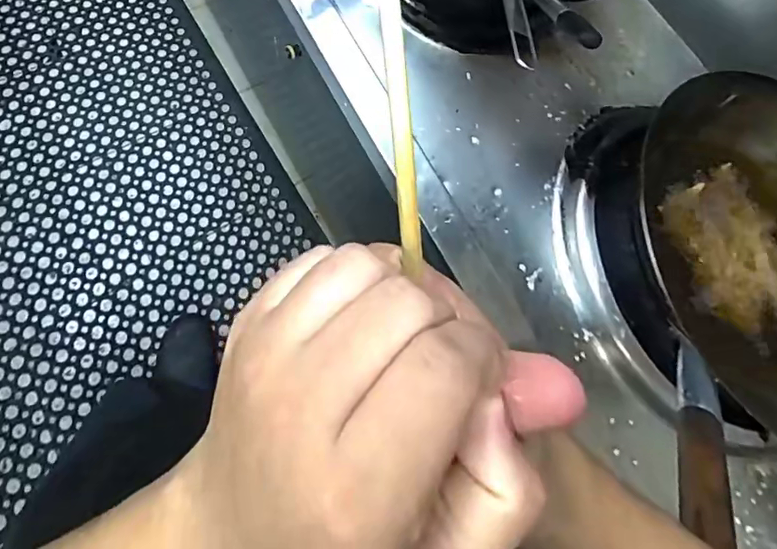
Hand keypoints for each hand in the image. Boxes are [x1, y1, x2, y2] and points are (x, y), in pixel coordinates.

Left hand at [166, 244, 585, 548]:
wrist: (236, 527)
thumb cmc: (352, 547)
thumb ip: (508, 478)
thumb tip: (540, 382)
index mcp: (355, 487)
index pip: (444, 364)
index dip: (485, 356)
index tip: (486, 376)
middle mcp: (297, 405)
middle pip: (404, 301)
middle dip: (446, 318)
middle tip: (447, 354)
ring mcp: (262, 350)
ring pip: (360, 261)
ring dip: (398, 286)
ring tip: (403, 333)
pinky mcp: (245, 317)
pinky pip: (318, 256)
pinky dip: (352, 275)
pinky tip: (358, 318)